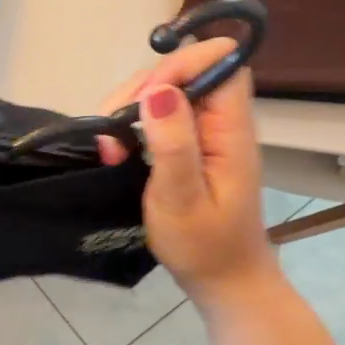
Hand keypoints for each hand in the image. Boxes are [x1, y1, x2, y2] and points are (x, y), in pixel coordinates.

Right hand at [97, 37, 275, 309]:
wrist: (223, 281)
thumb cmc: (203, 246)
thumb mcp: (180, 199)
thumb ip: (172, 144)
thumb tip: (159, 90)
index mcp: (231, 130)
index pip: (219, 63)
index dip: (179, 67)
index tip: (143, 101)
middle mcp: (222, 123)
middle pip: (185, 71)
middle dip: (142, 90)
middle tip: (114, 135)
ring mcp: (206, 132)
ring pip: (167, 90)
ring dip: (130, 109)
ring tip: (112, 149)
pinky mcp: (190, 143)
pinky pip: (160, 113)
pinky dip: (132, 124)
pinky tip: (118, 150)